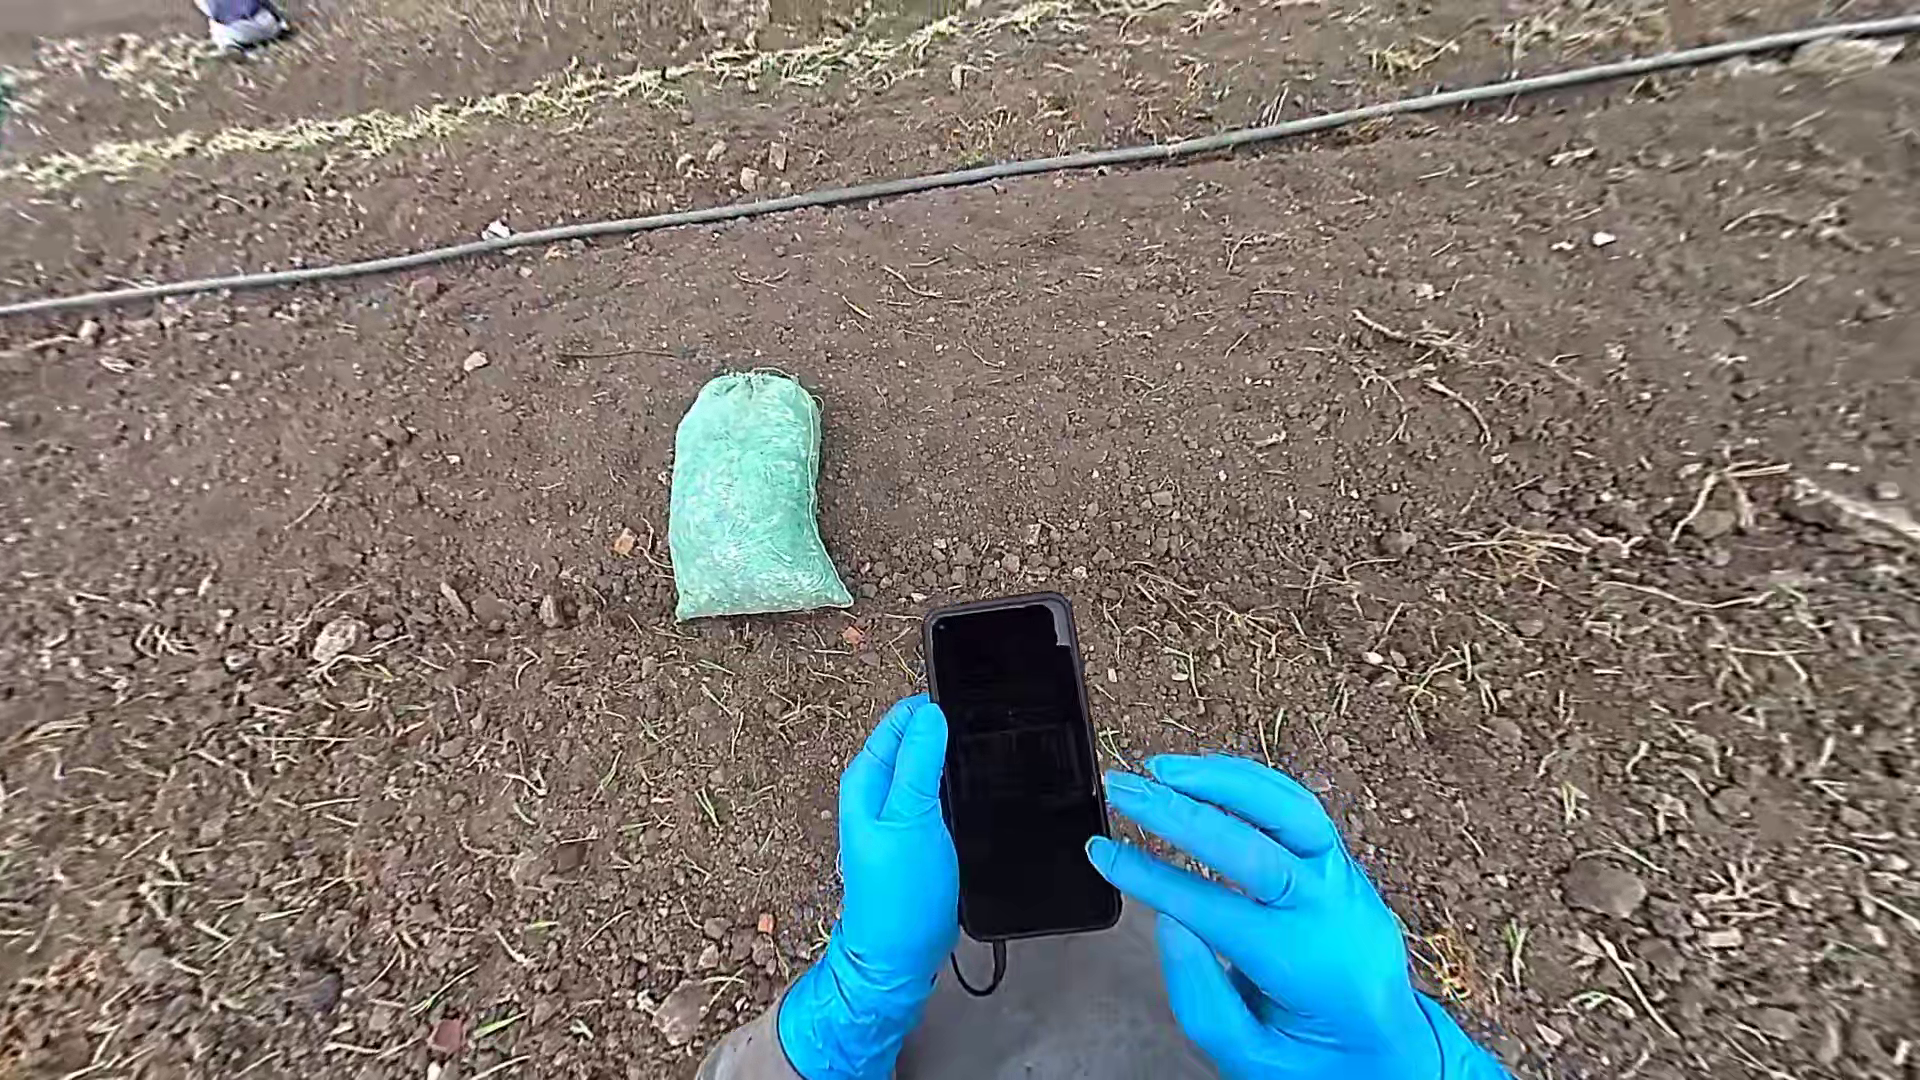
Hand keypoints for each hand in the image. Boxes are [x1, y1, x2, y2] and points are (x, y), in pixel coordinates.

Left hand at [778, 695, 958, 1079]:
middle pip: (916, 738)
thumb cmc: (898, 891)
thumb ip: (920, 762)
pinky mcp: (919, 828)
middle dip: (945, 729)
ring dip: (952, 755)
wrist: (899, 958)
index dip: (932, 708)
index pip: (901, 720)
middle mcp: (880, 787)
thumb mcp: (910, 818)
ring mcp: (900, 809)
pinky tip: (976, 782)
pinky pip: (938, 789)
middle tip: (983, 726)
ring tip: (985, 748)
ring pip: (930, 764)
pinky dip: (955, 781)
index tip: (967, 705)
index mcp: (868, 776)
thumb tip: (930, 713)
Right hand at [1087, 755, 1505, 1079]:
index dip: (1150, 876)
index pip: (1216, 910)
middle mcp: (1335, 914)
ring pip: (1286, 807)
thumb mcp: (1254, 1063)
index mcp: (1312, 972)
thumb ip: (1203, 1000)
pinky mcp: (1338, 857)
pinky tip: (1201, 773)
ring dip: (1216, 779)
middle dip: (1176, 812)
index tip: (1102, 852)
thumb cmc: (1318, 1061)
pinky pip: (1294, 802)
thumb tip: (1168, 919)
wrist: (1393, 1053)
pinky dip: (1244, 778)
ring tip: (1159, 768)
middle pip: (1253, 846)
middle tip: (1122, 788)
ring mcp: (1344, 878)